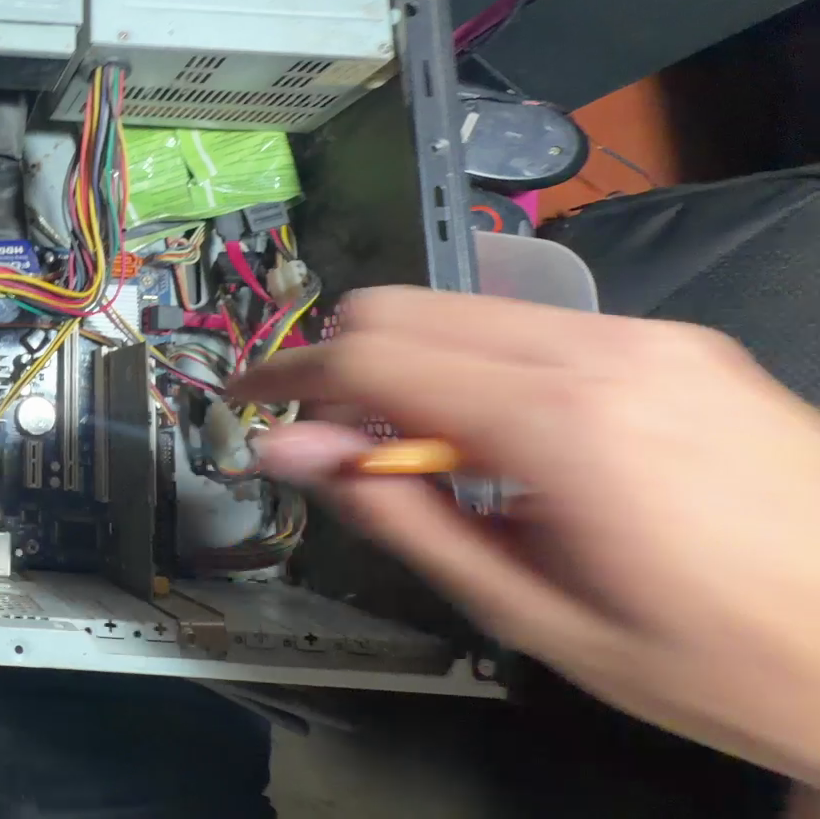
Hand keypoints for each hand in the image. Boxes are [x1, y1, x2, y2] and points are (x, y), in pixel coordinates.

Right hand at [234, 288, 819, 784]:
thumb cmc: (720, 659)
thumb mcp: (527, 610)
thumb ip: (393, 513)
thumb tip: (285, 450)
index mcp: (559, 421)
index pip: (366, 357)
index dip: (285, 375)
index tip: (245, 398)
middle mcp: (595, 350)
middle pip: (394, 308)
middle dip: (337, 365)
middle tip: (337, 440)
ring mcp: (637, 336)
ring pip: (447, 306)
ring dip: (397, 361)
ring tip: (420, 446)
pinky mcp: (662, 339)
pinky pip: (512, 321)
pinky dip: (460, 360)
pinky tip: (493, 433)